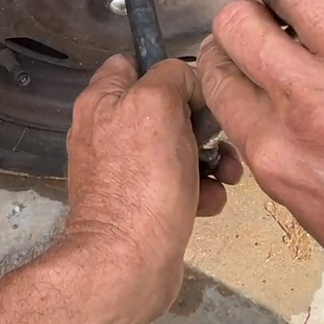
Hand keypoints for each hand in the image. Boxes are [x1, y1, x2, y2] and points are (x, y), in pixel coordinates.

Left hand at [56, 55, 235, 323]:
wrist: (128, 260)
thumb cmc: (142, 178)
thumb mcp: (157, 105)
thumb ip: (170, 76)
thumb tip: (184, 79)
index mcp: (100, 101)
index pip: (132, 63)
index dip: (167, 70)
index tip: (197, 86)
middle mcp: (107, 131)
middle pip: (164, 108)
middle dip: (200, 123)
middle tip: (218, 139)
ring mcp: (123, 169)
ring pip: (179, 148)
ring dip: (209, 160)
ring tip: (223, 178)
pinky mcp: (142, 203)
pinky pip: (180, 184)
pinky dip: (199, 191)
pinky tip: (206, 204)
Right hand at [195, 0, 323, 323]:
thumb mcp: (320, 222)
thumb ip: (283, 157)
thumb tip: (268, 113)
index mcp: (281, 156)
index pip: (218, 80)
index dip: (219, 63)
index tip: (233, 59)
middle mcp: (315, 105)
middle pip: (241, 27)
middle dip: (243, 22)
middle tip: (263, 26)